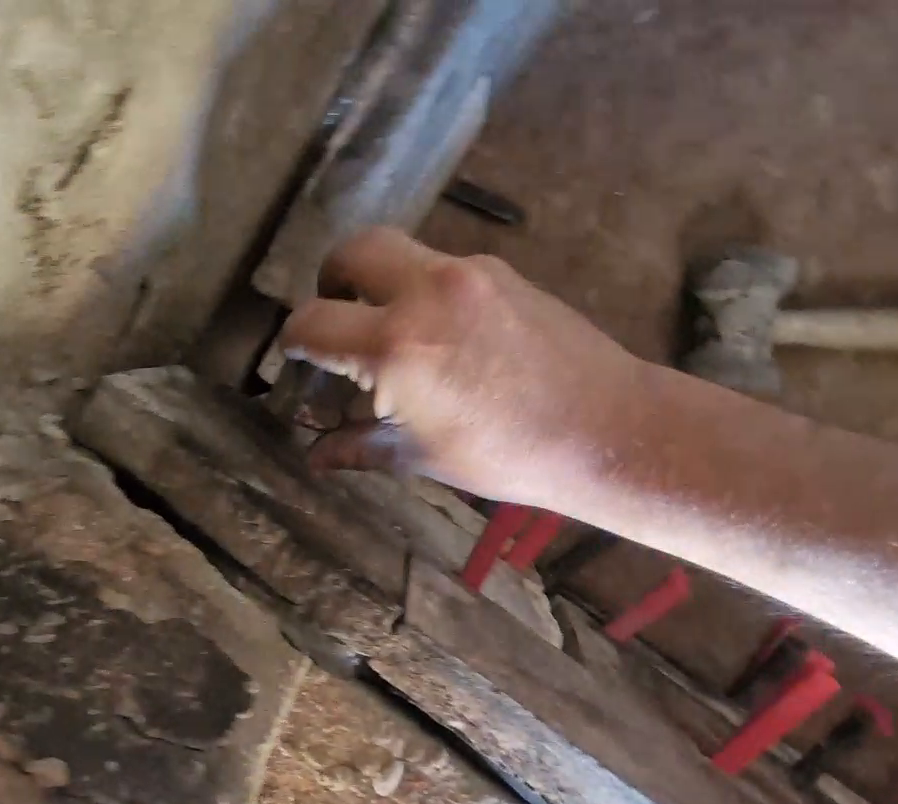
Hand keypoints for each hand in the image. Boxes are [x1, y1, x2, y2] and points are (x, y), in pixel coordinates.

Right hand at [278, 227, 653, 506]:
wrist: (605, 429)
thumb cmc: (503, 456)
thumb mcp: (419, 458)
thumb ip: (357, 446)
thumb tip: (313, 456)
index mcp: (395, 346)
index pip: (311, 322)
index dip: (292, 343)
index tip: (296, 360)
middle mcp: (424, 291)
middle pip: (350, 252)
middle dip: (331, 283)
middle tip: (338, 322)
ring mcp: (467, 272)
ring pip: (398, 251)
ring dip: (379, 283)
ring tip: (392, 334)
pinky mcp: (500, 270)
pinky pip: (439, 266)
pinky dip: (421, 291)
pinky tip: (443, 338)